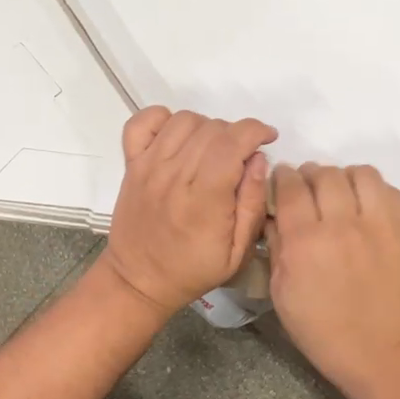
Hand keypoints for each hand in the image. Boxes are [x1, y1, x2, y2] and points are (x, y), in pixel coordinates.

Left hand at [98, 107, 275, 314]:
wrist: (139, 280)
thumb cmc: (193, 270)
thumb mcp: (237, 252)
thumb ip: (252, 204)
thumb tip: (258, 160)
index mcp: (203, 200)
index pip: (231, 143)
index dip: (256, 130)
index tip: (268, 138)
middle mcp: (174, 176)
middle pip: (211, 128)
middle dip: (236, 134)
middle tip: (241, 157)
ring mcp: (148, 166)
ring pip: (183, 120)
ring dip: (206, 127)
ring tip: (212, 149)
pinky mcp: (131, 164)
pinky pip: (142, 122)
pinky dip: (162, 119)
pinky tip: (177, 137)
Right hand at [267, 164, 399, 391]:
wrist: (381, 352)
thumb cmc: (322, 330)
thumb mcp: (281, 293)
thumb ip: (277, 246)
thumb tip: (274, 214)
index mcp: (305, 242)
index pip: (292, 186)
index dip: (284, 176)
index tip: (284, 179)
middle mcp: (342, 224)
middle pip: (324, 174)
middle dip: (311, 175)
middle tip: (310, 188)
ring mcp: (379, 224)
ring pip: (360, 173)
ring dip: (345, 178)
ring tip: (341, 193)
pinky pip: (389, 190)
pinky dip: (374, 191)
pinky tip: (366, 206)